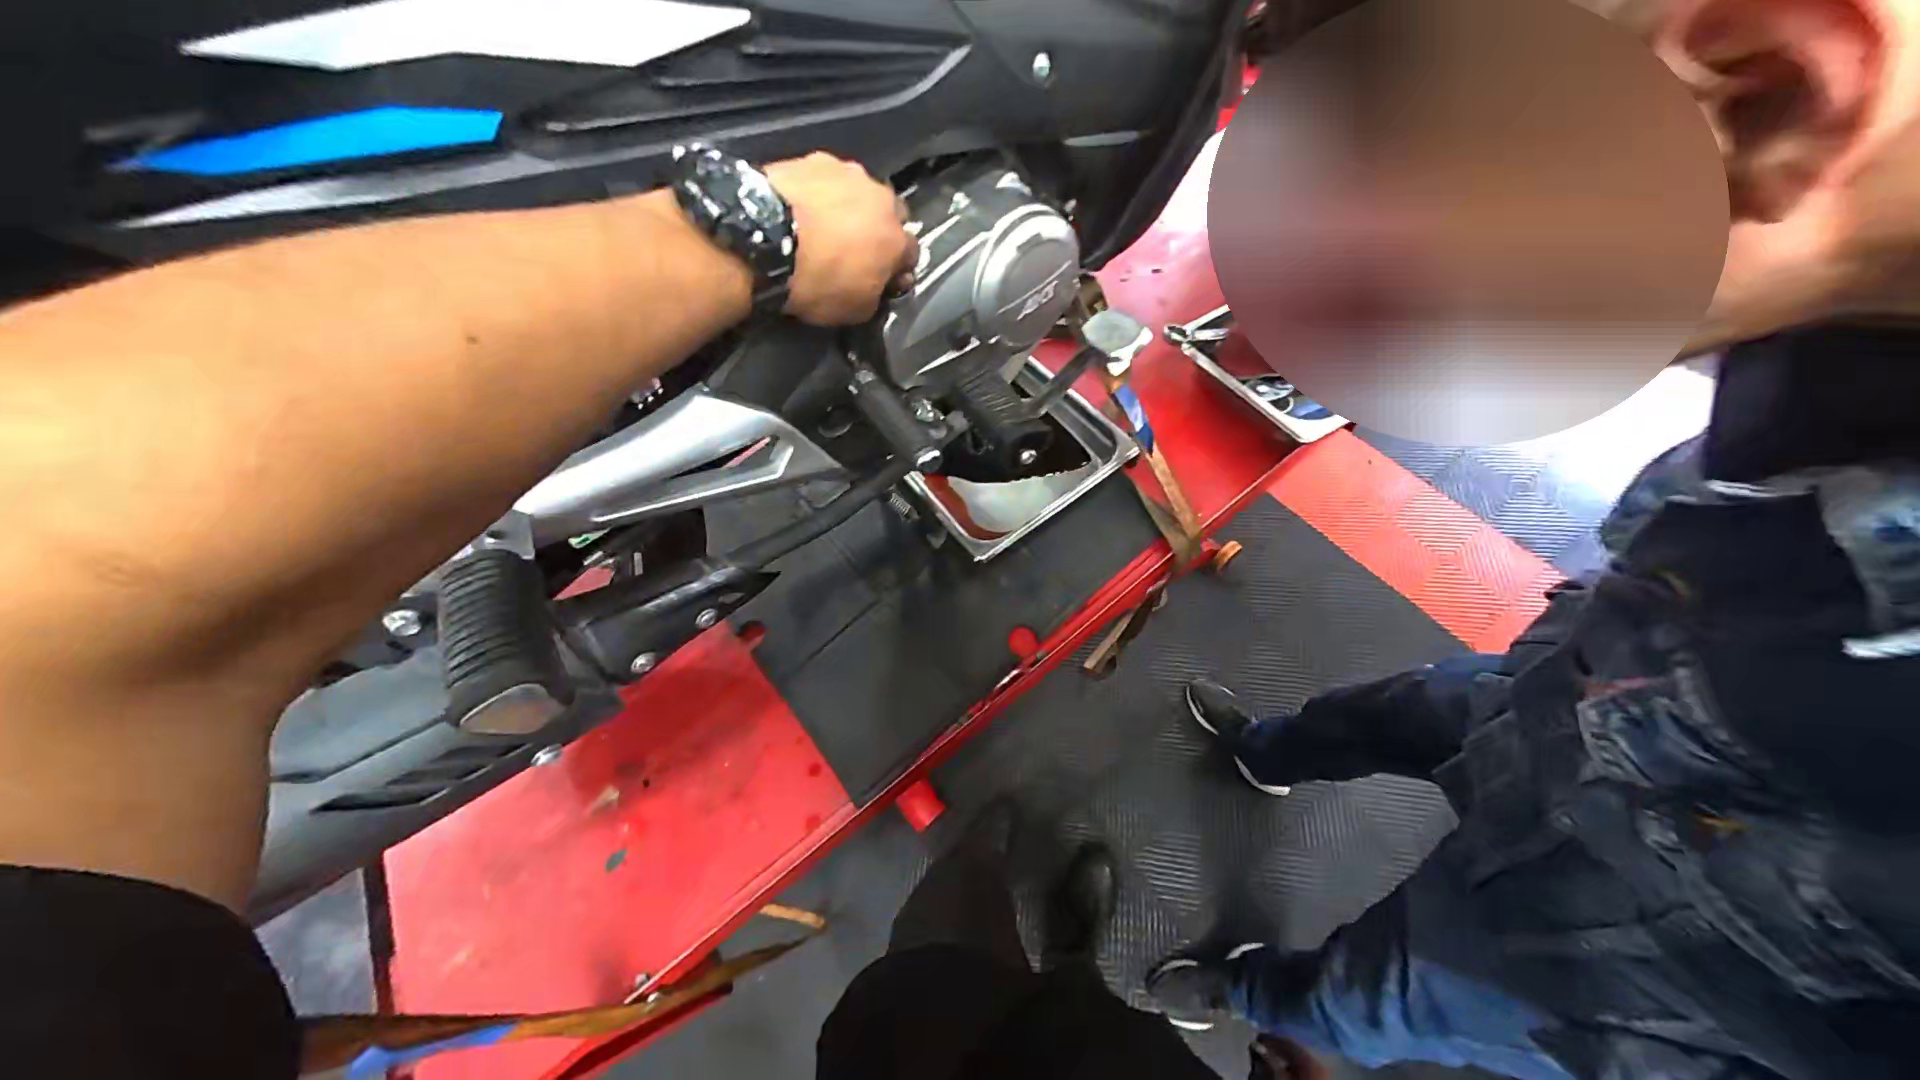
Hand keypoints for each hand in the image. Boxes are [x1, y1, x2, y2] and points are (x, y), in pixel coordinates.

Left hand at [766, 152, 917, 325]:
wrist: (765, 239)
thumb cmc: (818, 282)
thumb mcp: (855, 310)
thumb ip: (876, 295)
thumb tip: (878, 285)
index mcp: (897, 239)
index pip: (911, 255)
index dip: (898, 268)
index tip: (883, 279)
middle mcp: (881, 198)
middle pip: (890, 214)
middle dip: (878, 229)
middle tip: (855, 248)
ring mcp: (847, 173)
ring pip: (858, 191)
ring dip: (849, 207)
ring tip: (823, 226)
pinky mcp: (812, 159)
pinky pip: (824, 180)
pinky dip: (818, 194)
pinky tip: (801, 209)